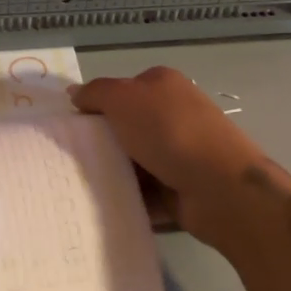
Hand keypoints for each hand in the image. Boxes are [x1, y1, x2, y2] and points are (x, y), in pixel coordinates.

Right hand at [73, 67, 276, 247]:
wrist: (220, 187)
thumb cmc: (169, 131)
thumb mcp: (123, 99)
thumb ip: (96, 93)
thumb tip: (74, 92)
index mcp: (163, 85)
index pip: (122, 89)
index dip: (97, 104)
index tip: (72, 125)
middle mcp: (174, 115)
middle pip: (126, 126)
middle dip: (102, 141)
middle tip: (70, 157)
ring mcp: (180, 153)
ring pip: (134, 161)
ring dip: (113, 173)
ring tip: (79, 185)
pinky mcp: (181, 188)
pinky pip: (145, 193)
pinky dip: (128, 199)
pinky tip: (103, 205)